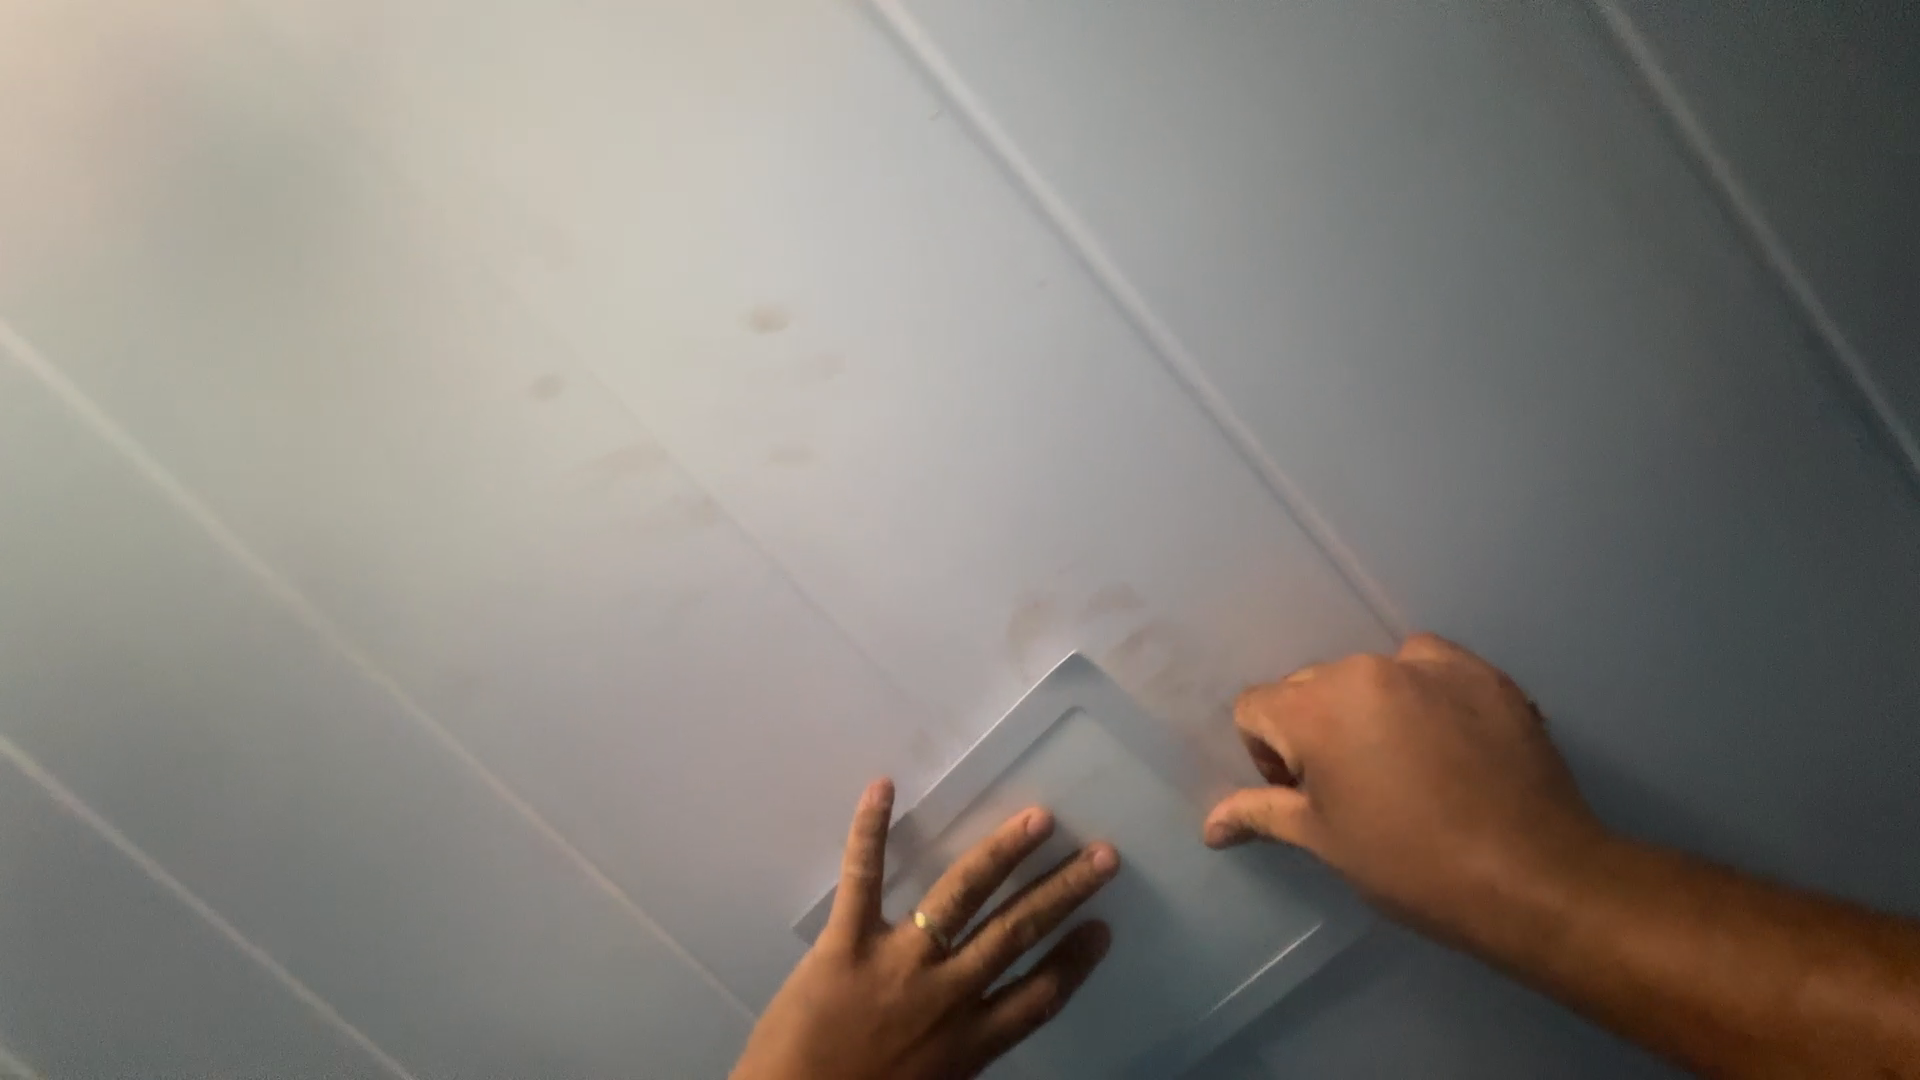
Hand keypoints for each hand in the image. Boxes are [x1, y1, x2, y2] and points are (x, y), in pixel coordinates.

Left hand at [731, 780, 1119, 1079]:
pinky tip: (884, 785)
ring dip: (1003, 852)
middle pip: (1016, 934)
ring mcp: (898, 963)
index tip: (1103, 927)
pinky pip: (864, 877)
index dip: (1074, 961)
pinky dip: (870, 829)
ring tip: (1039, 818)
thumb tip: (989, 1016)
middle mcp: (946, 995)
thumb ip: (961, 1053)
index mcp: (967, 1042)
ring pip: (962, 895)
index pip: (1038, 996)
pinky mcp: (845, 942)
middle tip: (1103, 856)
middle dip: (1063, 892)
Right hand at [1203, 633, 1605, 940]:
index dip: (1267, 752)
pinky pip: (1423, 664)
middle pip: (1305, 687)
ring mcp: (1423, 664)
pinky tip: (1445, 735)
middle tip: (1353, 783)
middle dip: (1312, 729)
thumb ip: (1259, 813)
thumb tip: (1209, 826)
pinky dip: (1419, 689)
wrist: (1538, 880)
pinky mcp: (1478, 671)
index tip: (1305, 792)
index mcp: (1311, 710)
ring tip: (1404, 760)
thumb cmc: (1411, 864)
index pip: (1254, 707)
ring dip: (1364, 708)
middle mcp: (1359, 671)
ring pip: (1363, 675)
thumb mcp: (1323, 840)